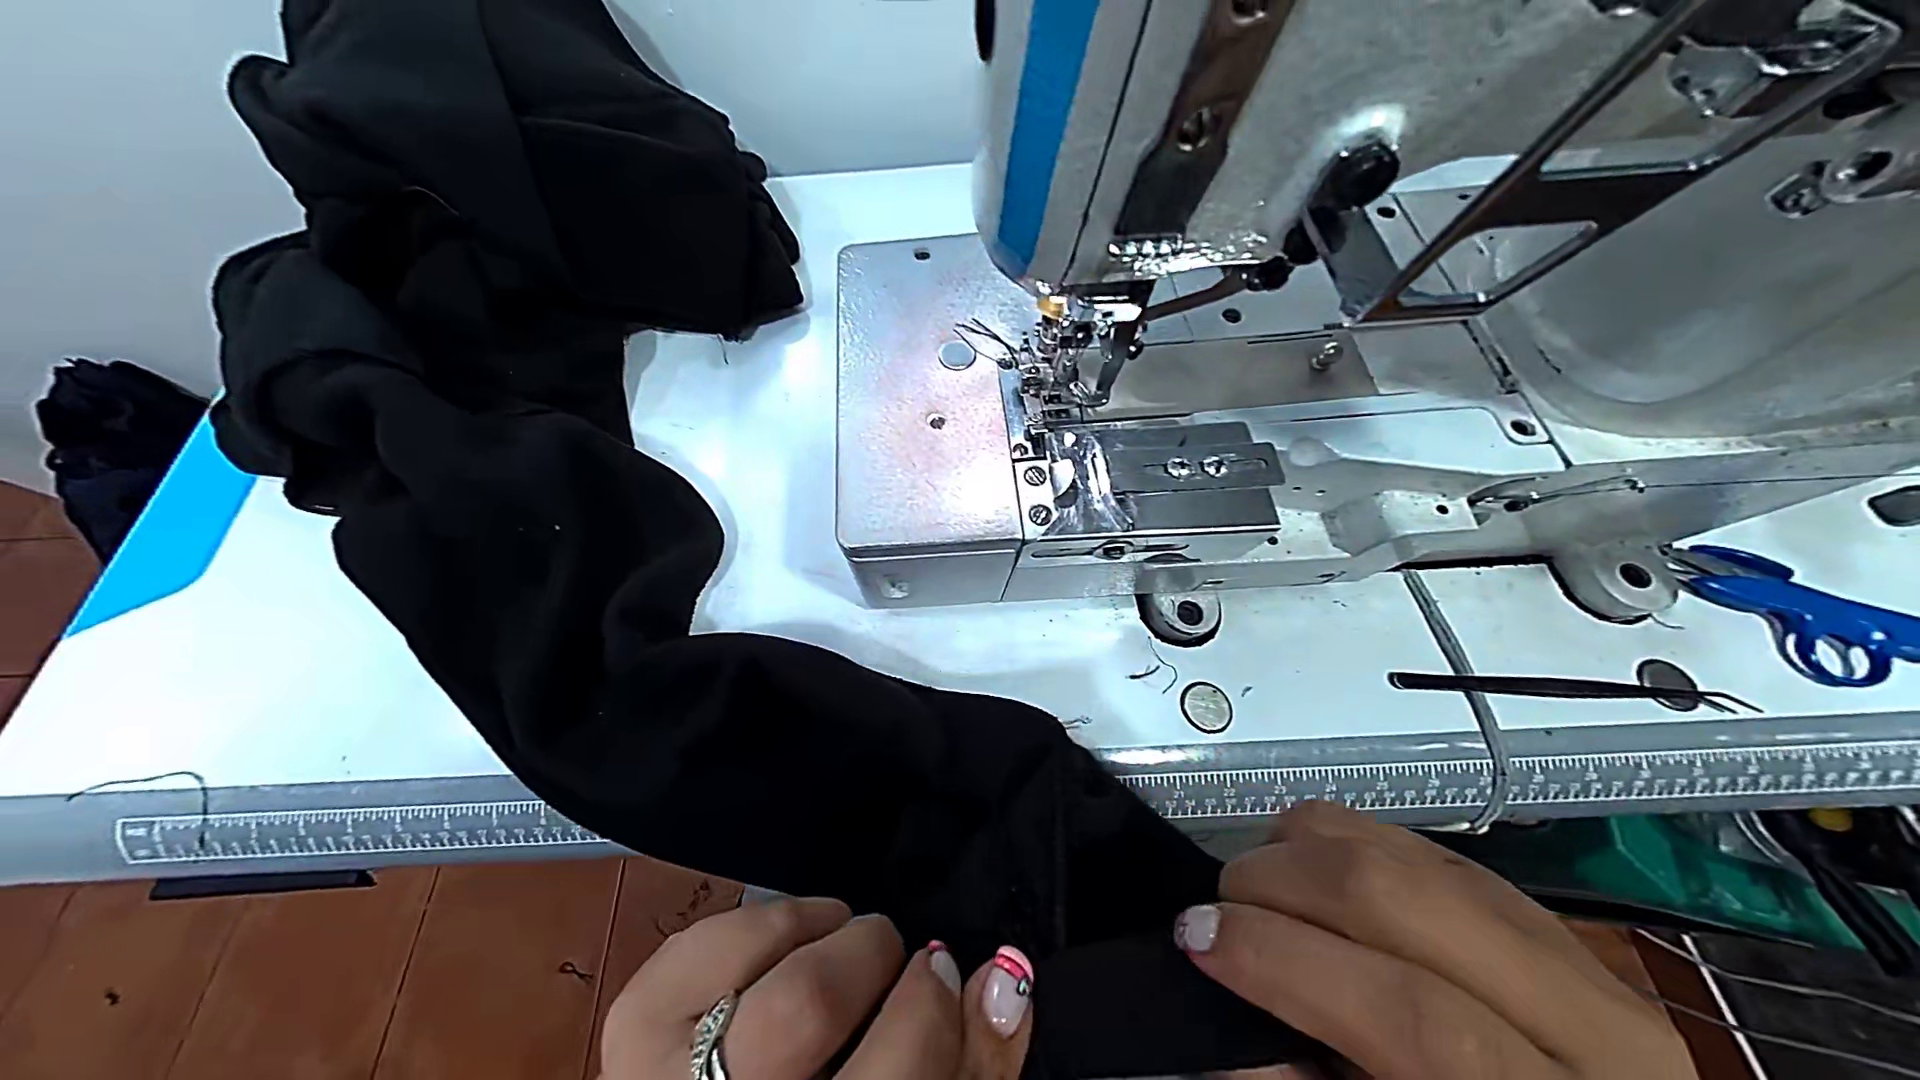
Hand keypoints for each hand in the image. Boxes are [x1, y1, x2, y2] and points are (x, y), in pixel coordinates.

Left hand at [599, 896, 1033, 1078]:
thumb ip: (974, 1064)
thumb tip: (1006, 973)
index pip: (892, 1071)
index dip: (933, 1003)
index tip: (944, 968)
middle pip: (807, 1003)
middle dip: (869, 952)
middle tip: (889, 952)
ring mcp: (656, 1073)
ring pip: (750, 961)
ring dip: (815, 926)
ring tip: (838, 938)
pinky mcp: (628, 1029)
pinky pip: (699, 941)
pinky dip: (757, 921)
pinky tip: (786, 939)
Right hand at [1174, 802, 1696, 1079]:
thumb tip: (1220, 1031)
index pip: (1412, 1012)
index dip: (1282, 963)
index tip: (1195, 939)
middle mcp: (1590, 1025)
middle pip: (1398, 894)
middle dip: (1275, 881)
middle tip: (1219, 910)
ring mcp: (1564, 948)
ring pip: (1399, 846)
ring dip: (1298, 850)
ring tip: (1261, 895)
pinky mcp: (1529, 906)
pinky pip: (1408, 842)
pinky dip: (1335, 845)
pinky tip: (1314, 888)